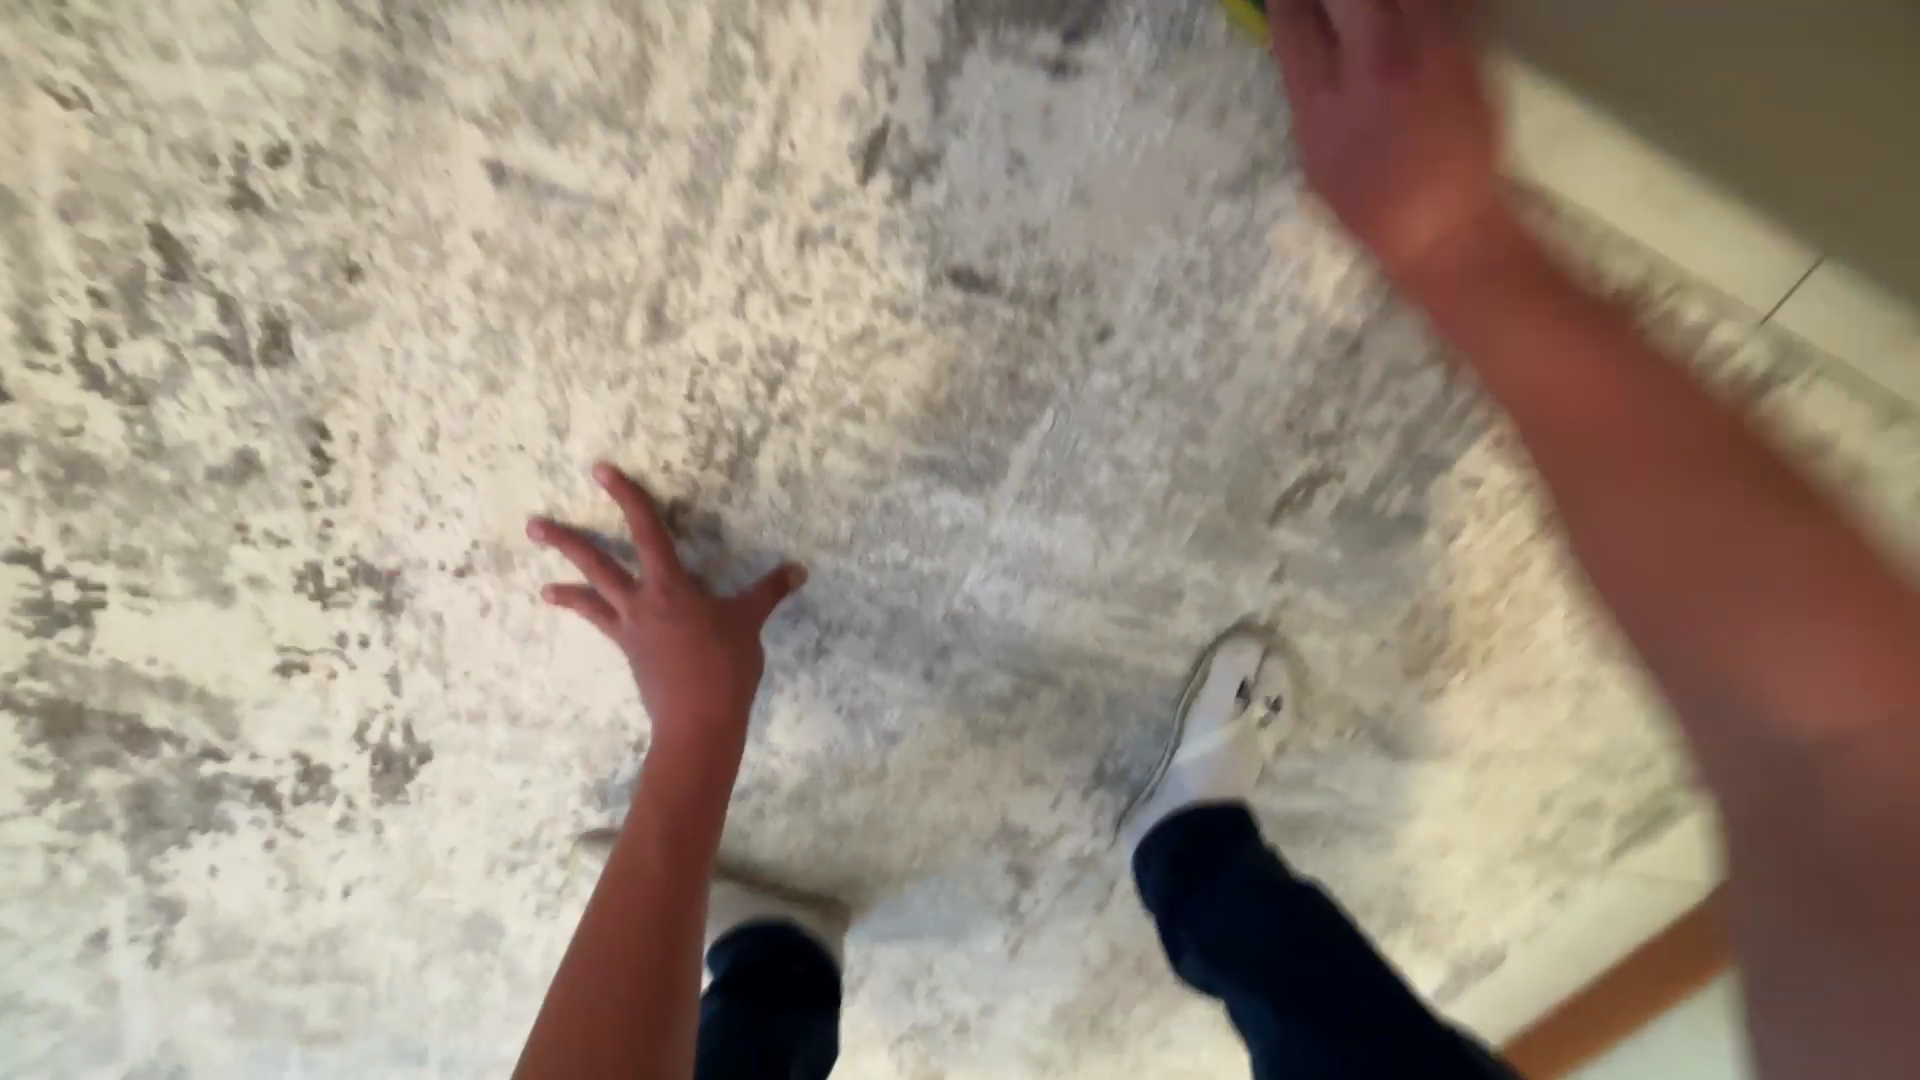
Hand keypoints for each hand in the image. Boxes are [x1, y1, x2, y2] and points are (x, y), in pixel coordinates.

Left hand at [528, 463, 805, 767]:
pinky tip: (571, 607)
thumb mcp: (751, 622)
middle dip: (567, 541)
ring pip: (590, 596)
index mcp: (671, 586)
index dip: (627, 498)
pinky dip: (585, 612)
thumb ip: (770, 591)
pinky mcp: (629, 650)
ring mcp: (630, 628)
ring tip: (542, 578)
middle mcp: (642, 601)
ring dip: (566, 583)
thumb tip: (799, 569)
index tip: (602, 472)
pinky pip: (601, 625)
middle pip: (597, 564)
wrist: (699, 719)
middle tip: (534, 524)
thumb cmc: (726, 666)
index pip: (648, 531)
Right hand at [1270, 0, 1511, 288]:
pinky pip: (1436, 2)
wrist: (1444, 224)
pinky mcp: (1461, 47)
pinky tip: (1406, 14)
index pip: (1292, 28)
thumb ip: (1314, 106)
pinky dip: (1415, 4)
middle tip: (1330, 1)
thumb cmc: (1372, 209)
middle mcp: (1366, 70)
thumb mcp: (1318, 165)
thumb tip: (1310, 67)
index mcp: (1320, 107)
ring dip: (1376, 0)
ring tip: (1368, 10)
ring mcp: (1419, 53)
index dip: (1286, 1)